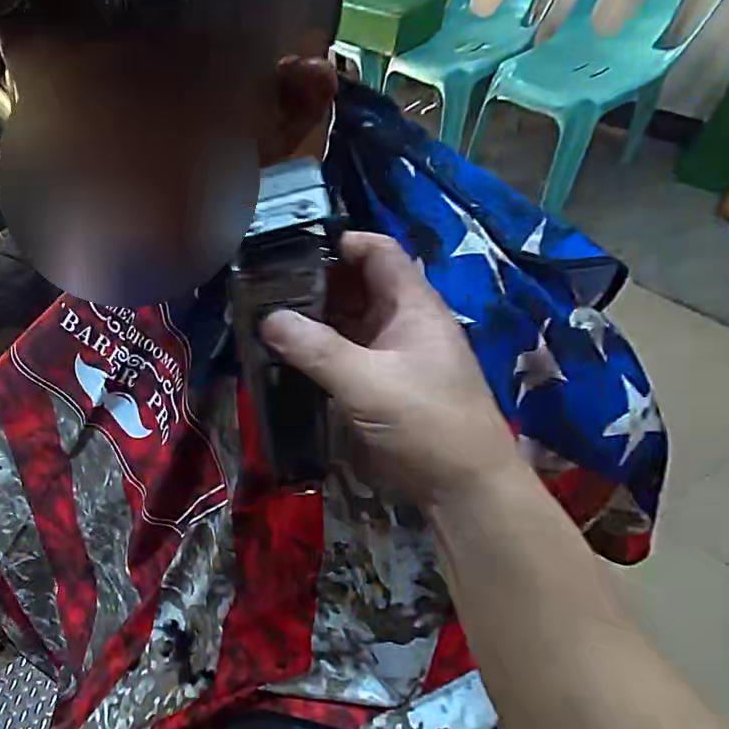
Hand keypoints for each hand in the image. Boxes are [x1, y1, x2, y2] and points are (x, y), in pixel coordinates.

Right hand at [262, 233, 523, 508]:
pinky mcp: (383, 386)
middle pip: (358, 286)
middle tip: (265, 286)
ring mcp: (394, 356)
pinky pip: (348, 355)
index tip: (291, 249)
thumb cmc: (426, 423)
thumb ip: (317, 349)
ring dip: (315, 320)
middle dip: (316, 283)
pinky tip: (289, 356)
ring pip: (350, 323)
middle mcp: (404, 323)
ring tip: (267, 317)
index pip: (378, 252)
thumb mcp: (368, 382)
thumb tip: (268, 319)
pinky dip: (321, 351)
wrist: (463, 486)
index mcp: (413, 306)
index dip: (340, 242)